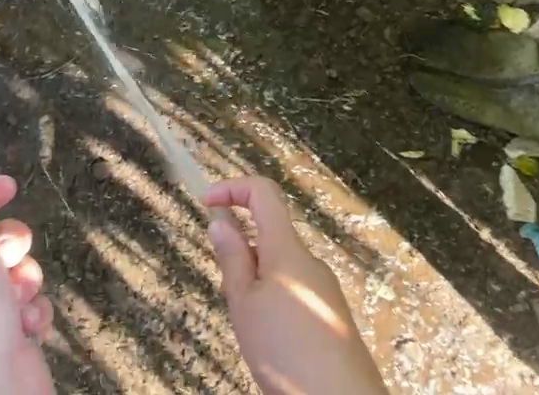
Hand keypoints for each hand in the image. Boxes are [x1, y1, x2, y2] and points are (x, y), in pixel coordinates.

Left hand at [0, 169, 54, 394]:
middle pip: (1, 240)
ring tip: (19, 299)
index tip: (10, 184)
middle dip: (14, 242)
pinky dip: (37, 312)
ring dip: (28, 279)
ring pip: (25, 272)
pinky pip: (37, 305)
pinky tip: (27, 326)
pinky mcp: (18, 334)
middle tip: (9, 256)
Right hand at [205, 177, 388, 394]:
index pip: (263, 192)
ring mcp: (325, 289)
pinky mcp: (332, 316)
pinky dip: (273, 299)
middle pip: (270, 232)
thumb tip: (220, 218)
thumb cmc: (286, 351)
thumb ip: (232, 258)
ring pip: (280, 266)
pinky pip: (294, 290)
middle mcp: (310, 261)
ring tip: (251, 328)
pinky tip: (272, 342)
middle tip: (229, 293)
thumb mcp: (244, 304)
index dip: (232, 187)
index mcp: (287, 249)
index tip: (205, 204)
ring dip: (255, 280)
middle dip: (240, 249)